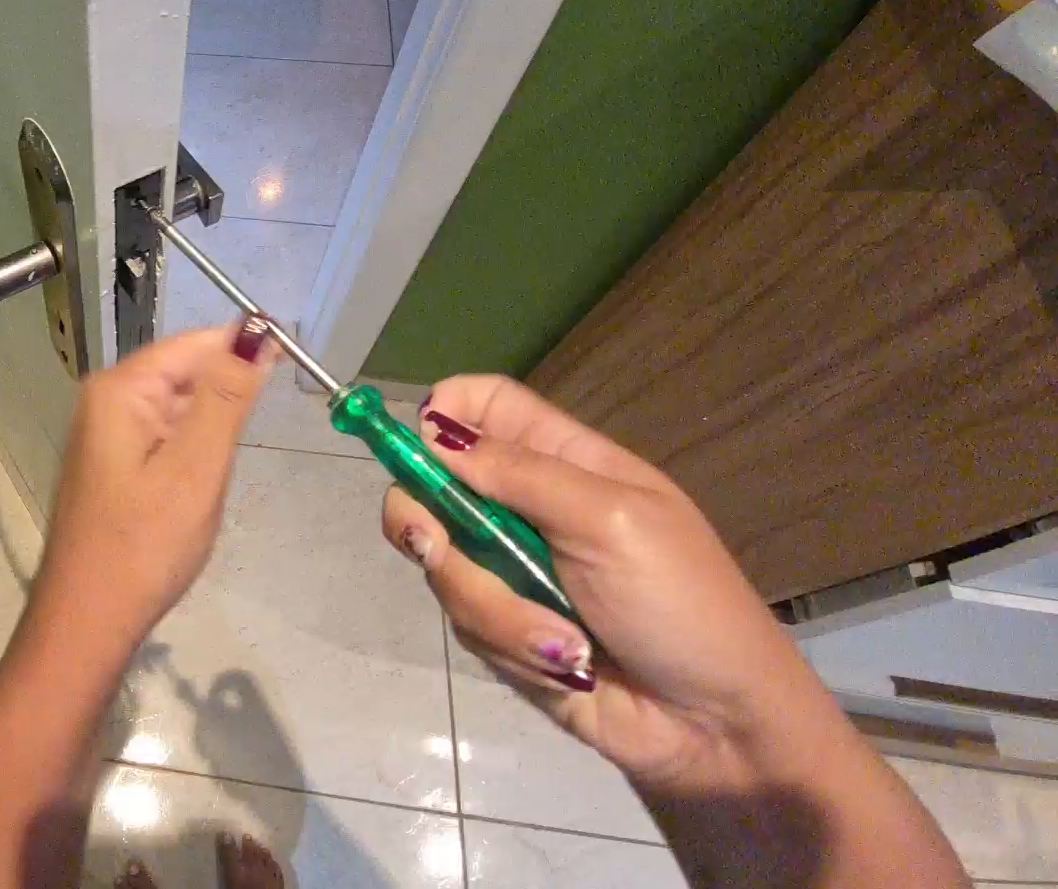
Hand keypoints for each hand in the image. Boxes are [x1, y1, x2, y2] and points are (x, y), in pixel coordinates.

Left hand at [33, 323, 273, 641]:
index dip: (243, 350)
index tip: (290, 372)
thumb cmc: (144, 545)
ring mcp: (105, 433)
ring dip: (208, 436)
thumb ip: (227, 395)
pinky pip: (164, 439)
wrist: (88, 621)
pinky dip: (189, 457)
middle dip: (223, 404)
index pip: (194, 344)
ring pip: (179, 410)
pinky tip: (190, 495)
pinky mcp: (112, 463)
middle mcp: (105, 400)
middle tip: (229, 459)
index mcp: (120, 389)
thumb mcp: (197, 466)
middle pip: (184, 374)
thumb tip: (255, 330)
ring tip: (206, 485)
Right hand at [381, 375, 839, 788]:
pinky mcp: (495, 620)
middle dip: (421, 517)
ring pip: (439, 559)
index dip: (441, 410)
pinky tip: (561, 664)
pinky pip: (462, 617)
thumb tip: (433, 430)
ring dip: (493, 606)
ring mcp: (503, 564)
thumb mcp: (612, 521)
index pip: (481, 404)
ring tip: (561, 641)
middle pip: (428, 481)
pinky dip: (508, 643)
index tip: (420, 444)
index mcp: (559, 462)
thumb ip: (520, 472)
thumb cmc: (681, 604)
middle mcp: (518, 504)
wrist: (716, 731)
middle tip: (436, 546)